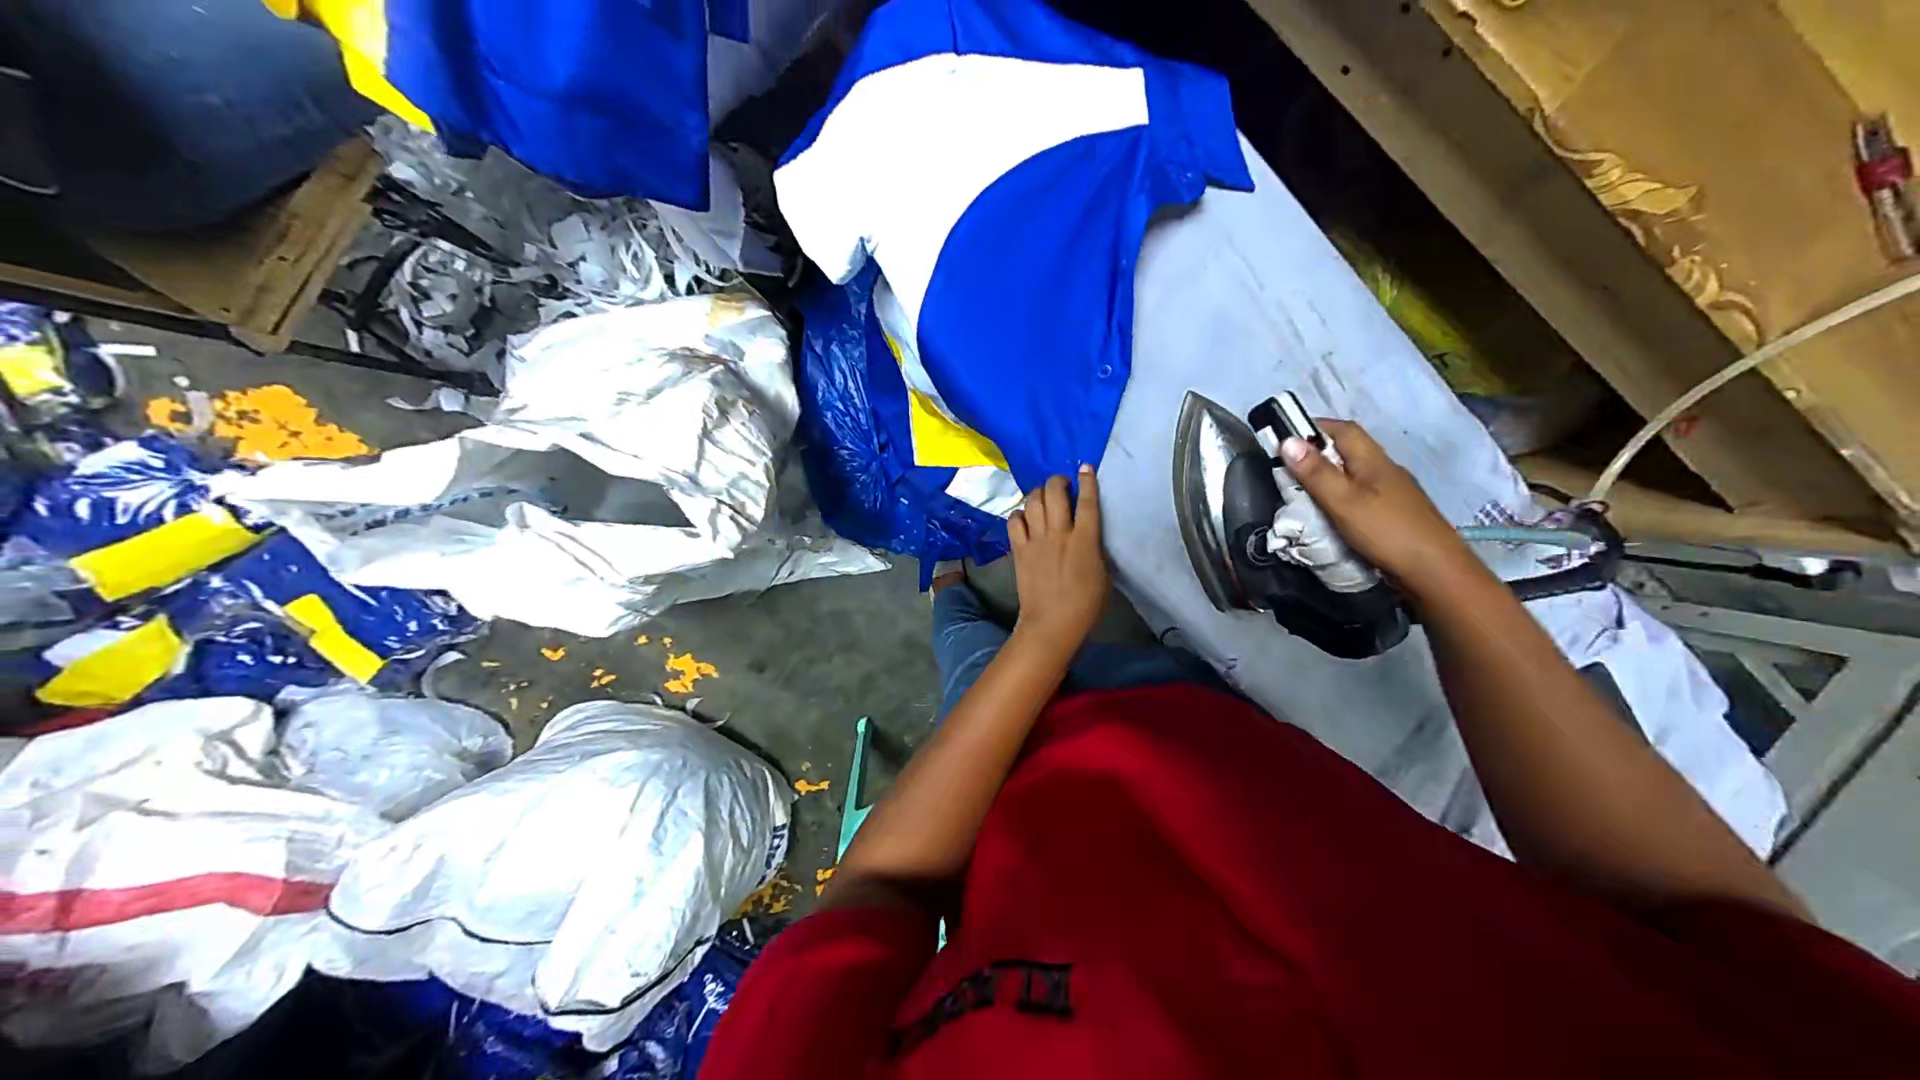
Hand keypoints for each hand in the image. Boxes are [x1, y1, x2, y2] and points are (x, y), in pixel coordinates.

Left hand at [1008, 466, 1108, 651]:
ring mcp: (1036, 540)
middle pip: (1054, 493)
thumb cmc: (1085, 605)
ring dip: (1037, 493)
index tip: (1085, 467)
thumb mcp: (1103, 574)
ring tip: (1042, 496)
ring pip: (1032, 502)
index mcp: (1085, 540)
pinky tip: (1024, 518)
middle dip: (1057, 481)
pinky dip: (1019, 514)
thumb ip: (1094, 549)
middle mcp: (1059, 533)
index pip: (1088, 502)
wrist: (1052, 623)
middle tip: (1061, 484)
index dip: (1087, 481)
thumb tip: (1088, 537)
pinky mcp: (1019, 550)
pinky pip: (1014, 521)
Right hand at [1279, 420, 1483, 598]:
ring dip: (1331, 474)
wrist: (1435, 571)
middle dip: (1319, 451)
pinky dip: (1343, 494)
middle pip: (1350, 450)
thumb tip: (1287, 440)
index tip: (1285, 436)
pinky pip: (1363, 493)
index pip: (1343, 429)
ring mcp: (1395, 492)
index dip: (1314, 427)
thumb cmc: (1386, 531)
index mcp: (1374, 460)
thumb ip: (1315, 472)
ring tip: (1304, 489)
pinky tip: (1333, 511)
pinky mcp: (1396, 513)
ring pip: (1356, 472)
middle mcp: (1386, 470)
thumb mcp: (1343, 501)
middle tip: (1289, 466)